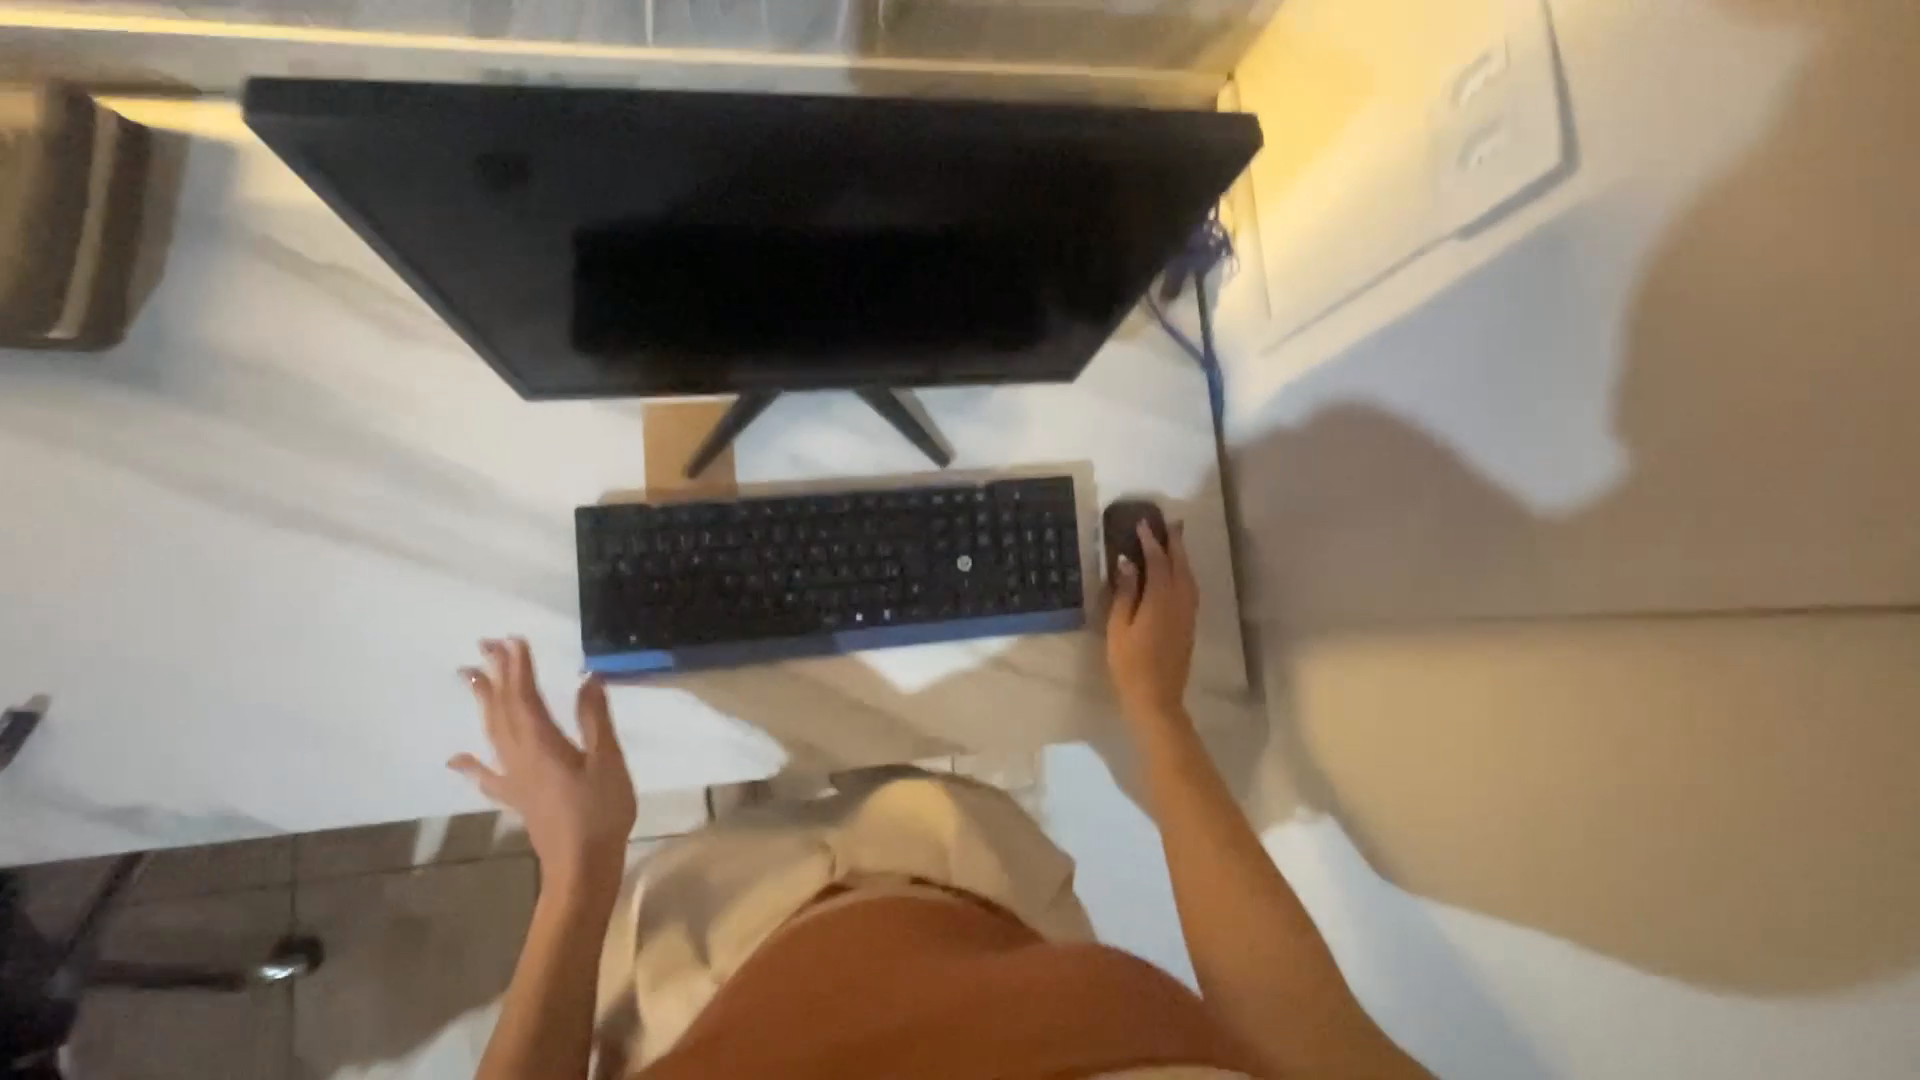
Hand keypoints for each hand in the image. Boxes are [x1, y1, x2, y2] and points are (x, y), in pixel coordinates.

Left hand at [451, 638, 635, 892]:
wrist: (582, 865)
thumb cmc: (601, 810)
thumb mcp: (608, 760)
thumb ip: (595, 719)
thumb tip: (587, 679)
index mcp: (542, 744)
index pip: (525, 696)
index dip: (518, 667)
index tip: (513, 639)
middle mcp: (519, 756)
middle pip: (501, 709)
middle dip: (493, 676)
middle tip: (484, 645)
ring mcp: (513, 778)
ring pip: (492, 733)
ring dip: (483, 703)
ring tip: (470, 677)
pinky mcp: (516, 797)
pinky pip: (487, 775)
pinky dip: (471, 764)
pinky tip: (457, 758)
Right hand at [1105, 520, 1199, 723]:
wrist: (1157, 697)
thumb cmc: (1130, 664)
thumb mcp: (1119, 627)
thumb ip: (1125, 593)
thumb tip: (1128, 563)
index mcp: (1160, 599)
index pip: (1158, 562)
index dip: (1150, 541)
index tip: (1142, 523)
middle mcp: (1179, 601)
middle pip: (1180, 565)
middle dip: (1174, 542)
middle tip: (1169, 522)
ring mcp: (1188, 613)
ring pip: (1189, 577)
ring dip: (1182, 556)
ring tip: (1175, 541)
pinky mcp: (1189, 624)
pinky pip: (1191, 589)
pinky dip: (1185, 573)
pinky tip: (1179, 572)